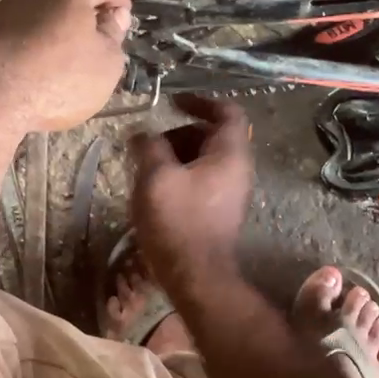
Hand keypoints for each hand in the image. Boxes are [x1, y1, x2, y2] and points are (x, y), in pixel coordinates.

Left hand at [0, 0, 132, 133]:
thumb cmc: (57, 79)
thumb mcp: (106, 64)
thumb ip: (114, 36)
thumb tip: (113, 18)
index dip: (120, 1)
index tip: (124, 23)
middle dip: (88, 14)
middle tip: (99, 43)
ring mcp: (8, 5)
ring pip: (45, 11)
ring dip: (60, 29)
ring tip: (69, 59)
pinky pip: (23, 29)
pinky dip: (36, 42)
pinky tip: (39, 68)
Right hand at [128, 95, 253, 295]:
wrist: (195, 277)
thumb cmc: (178, 222)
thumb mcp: (156, 176)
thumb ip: (148, 146)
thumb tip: (141, 133)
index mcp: (230, 155)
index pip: (226, 112)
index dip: (200, 101)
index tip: (172, 102)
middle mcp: (237, 170)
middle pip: (211, 135)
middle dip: (178, 133)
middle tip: (148, 144)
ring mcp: (229, 193)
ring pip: (203, 160)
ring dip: (174, 156)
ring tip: (145, 168)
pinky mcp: (218, 212)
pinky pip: (200, 181)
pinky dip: (178, 175)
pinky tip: (154, 190)